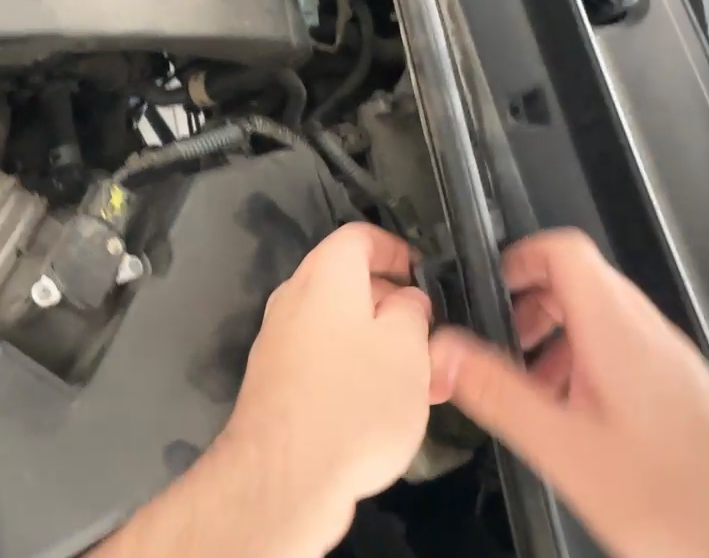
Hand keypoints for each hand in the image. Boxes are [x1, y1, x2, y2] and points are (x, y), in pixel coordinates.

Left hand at [213, 221, 436, 551]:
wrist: (284, 471)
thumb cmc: (354, 399)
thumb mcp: (407, 349)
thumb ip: (412, 312)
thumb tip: (407, 298)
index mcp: (324, 274)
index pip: (359, 236)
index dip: (397, 250)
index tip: (424, 275)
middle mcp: (294, 296)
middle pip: (348, 282)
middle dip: (394, 306)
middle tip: (432, 340)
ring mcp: (280, 337)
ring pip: (338, 324)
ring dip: (379, 344)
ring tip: (420, 384)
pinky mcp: (276, 376)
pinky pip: (322, 356)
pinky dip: (354, 367)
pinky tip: (382, 408)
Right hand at [428, 229, 708, 557]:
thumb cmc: (689, 508)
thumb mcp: (567, 451)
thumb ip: (497, 394)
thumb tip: (441, 351)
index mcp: (619, 332)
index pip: (565, 250)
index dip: (518, 256)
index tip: (487, 285)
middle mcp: (650, 338)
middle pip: (578, 283)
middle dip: (528, 304)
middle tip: (499, 340)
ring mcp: (672, 367)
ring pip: (601, 321)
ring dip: (555, 339)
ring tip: (530, 387)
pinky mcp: (685, 399)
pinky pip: (624, 357)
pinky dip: (585, 370)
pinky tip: (574, 423)